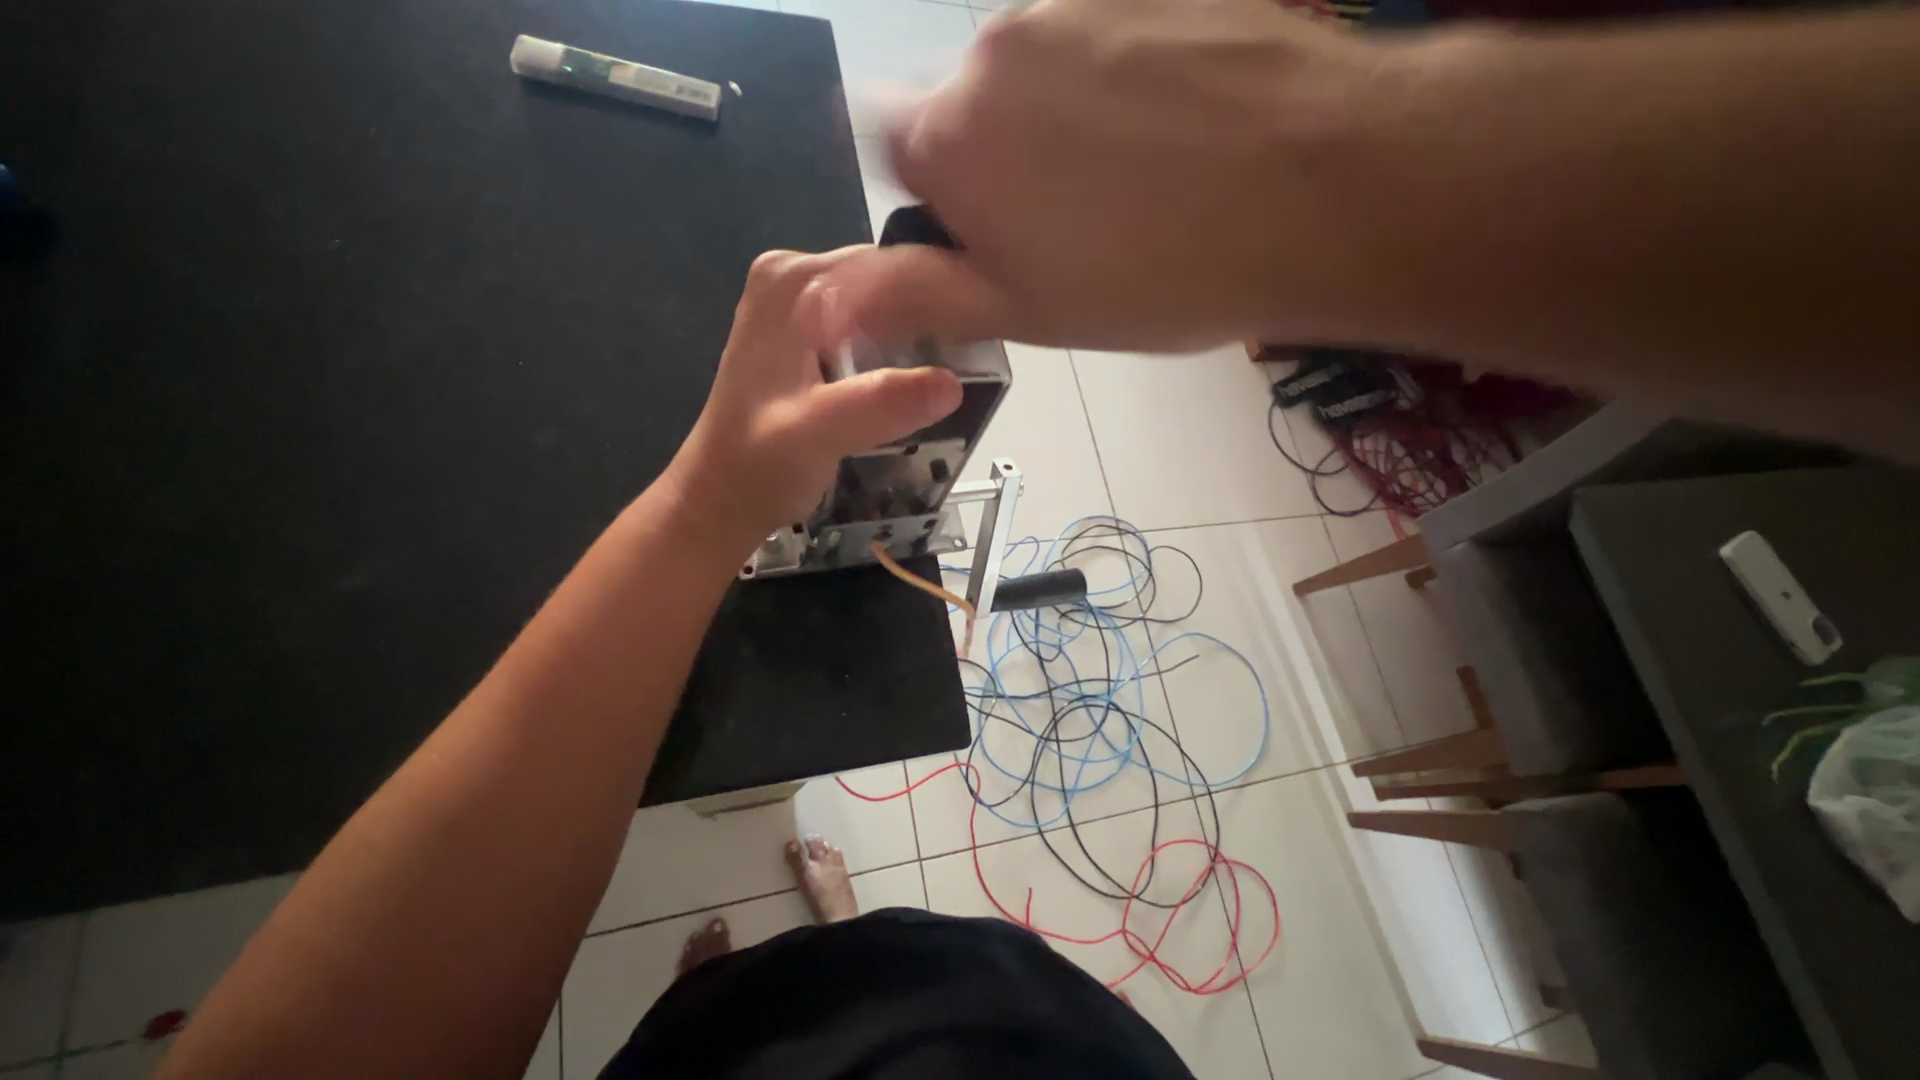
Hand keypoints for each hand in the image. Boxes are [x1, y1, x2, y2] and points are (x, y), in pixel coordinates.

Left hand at [665, 248, 963, 551]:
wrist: (720, 495)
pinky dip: (901, 338)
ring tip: (970, 357)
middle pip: (892, 275)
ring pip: (886, 294)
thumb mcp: (818, 436)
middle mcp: (794, 272)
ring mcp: (797, 295)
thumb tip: (952, 382)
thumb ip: (877, 405)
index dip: (951, 293)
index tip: (1002, 323)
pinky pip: (871, 315)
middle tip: (990, 348)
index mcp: (795, 284)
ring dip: (925, 324)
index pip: (894, 268)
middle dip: (940, 309)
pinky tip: (926, 366)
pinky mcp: (804, 321)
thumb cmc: (760, 468)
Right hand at [816, 0, 1395, 350]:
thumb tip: (825, 299)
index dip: (940, 199)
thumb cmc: (1157, 275)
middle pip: (969, 107)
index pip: (896, 149)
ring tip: (1142, 181)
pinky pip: (1106, 37)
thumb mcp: (1024, 310)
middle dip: (1001, 160)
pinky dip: (1123, 82)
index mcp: (952, 133)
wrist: (1323, 190)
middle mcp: (996, 47)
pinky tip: (1180, 133)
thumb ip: (916, 293)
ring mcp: (1076, 3)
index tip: (994, 238)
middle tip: (1078, 222)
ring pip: (1038, 71)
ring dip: (1065, 122)